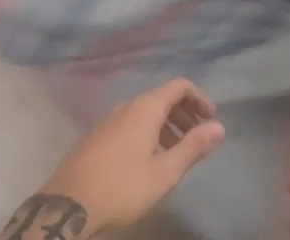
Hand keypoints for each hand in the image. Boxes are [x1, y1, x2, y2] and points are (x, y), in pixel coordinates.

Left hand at [7, 78, 225, 239]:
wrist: (70, 203)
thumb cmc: (123, 186)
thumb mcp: (165, 172)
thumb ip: (193, 147)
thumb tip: (219, 127)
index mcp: (145, 108)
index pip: (179, 86)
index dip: (199, 98)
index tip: (212, 118)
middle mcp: (126, 106)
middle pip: (162, 98)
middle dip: (185, 114)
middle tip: (198, 138)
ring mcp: (108, 119)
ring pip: (145, 113)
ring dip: (166, 126)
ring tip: (177, 153)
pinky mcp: (97, 135)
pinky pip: (130, 124)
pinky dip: (148, 133)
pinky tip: (148, 161)